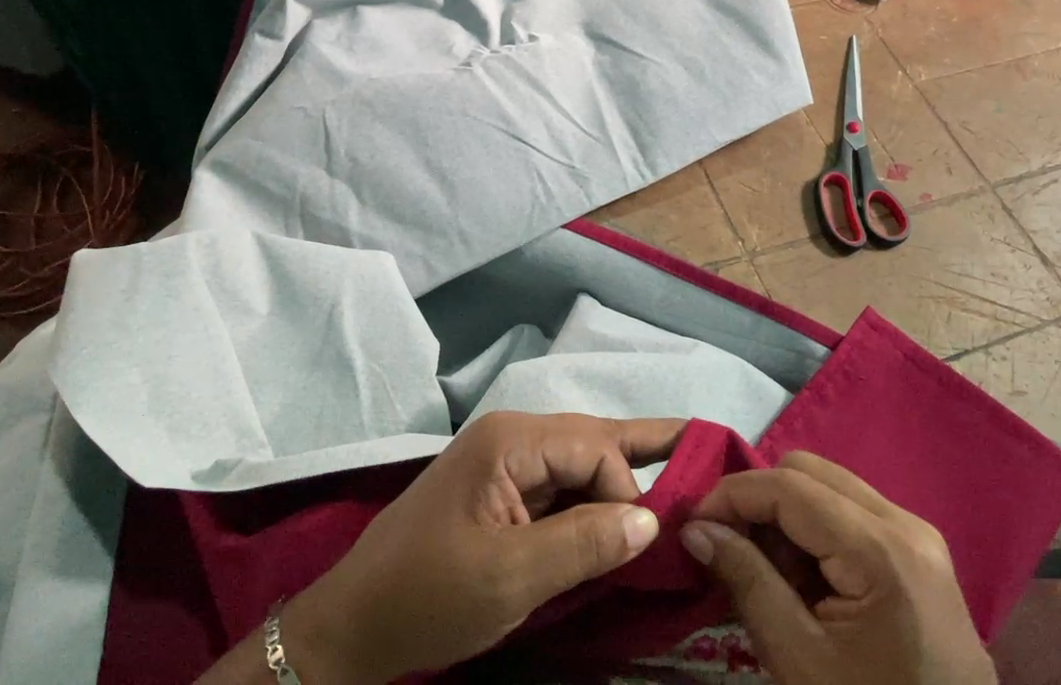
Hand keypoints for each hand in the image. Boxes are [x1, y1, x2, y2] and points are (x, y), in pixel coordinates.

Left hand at [202, 412, 683, 683]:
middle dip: (642, 451)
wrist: (355, 622)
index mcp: (510, 442)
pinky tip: (623, 504)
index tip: (640, 545)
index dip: (627, 492)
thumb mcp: (513, 577)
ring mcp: (501, 463)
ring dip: (620, 475)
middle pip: (591, 440)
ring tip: (680, 466)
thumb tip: (651, 519)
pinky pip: (558, 485)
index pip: (596, 448)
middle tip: (705, 446)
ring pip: (578, 460)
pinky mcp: (498, 491)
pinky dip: (592, 497)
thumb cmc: (429, 596)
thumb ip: (585, 543)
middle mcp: (510, 437)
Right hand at [680, 451, 995, 684]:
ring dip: (783, 516)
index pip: (788, 486)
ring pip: (827, 486)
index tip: (692, 526)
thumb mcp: (799, 657)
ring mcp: (916, 534)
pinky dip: (812, 531)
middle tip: (726, 547)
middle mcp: (905, 522)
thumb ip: (747, 581)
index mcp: (881, 549)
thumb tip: (695, 528)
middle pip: (809, 471)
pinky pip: (849, 512)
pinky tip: (799, 580)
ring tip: (762, 571)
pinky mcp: (917, 552)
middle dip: (758, 500)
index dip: (730, 495)